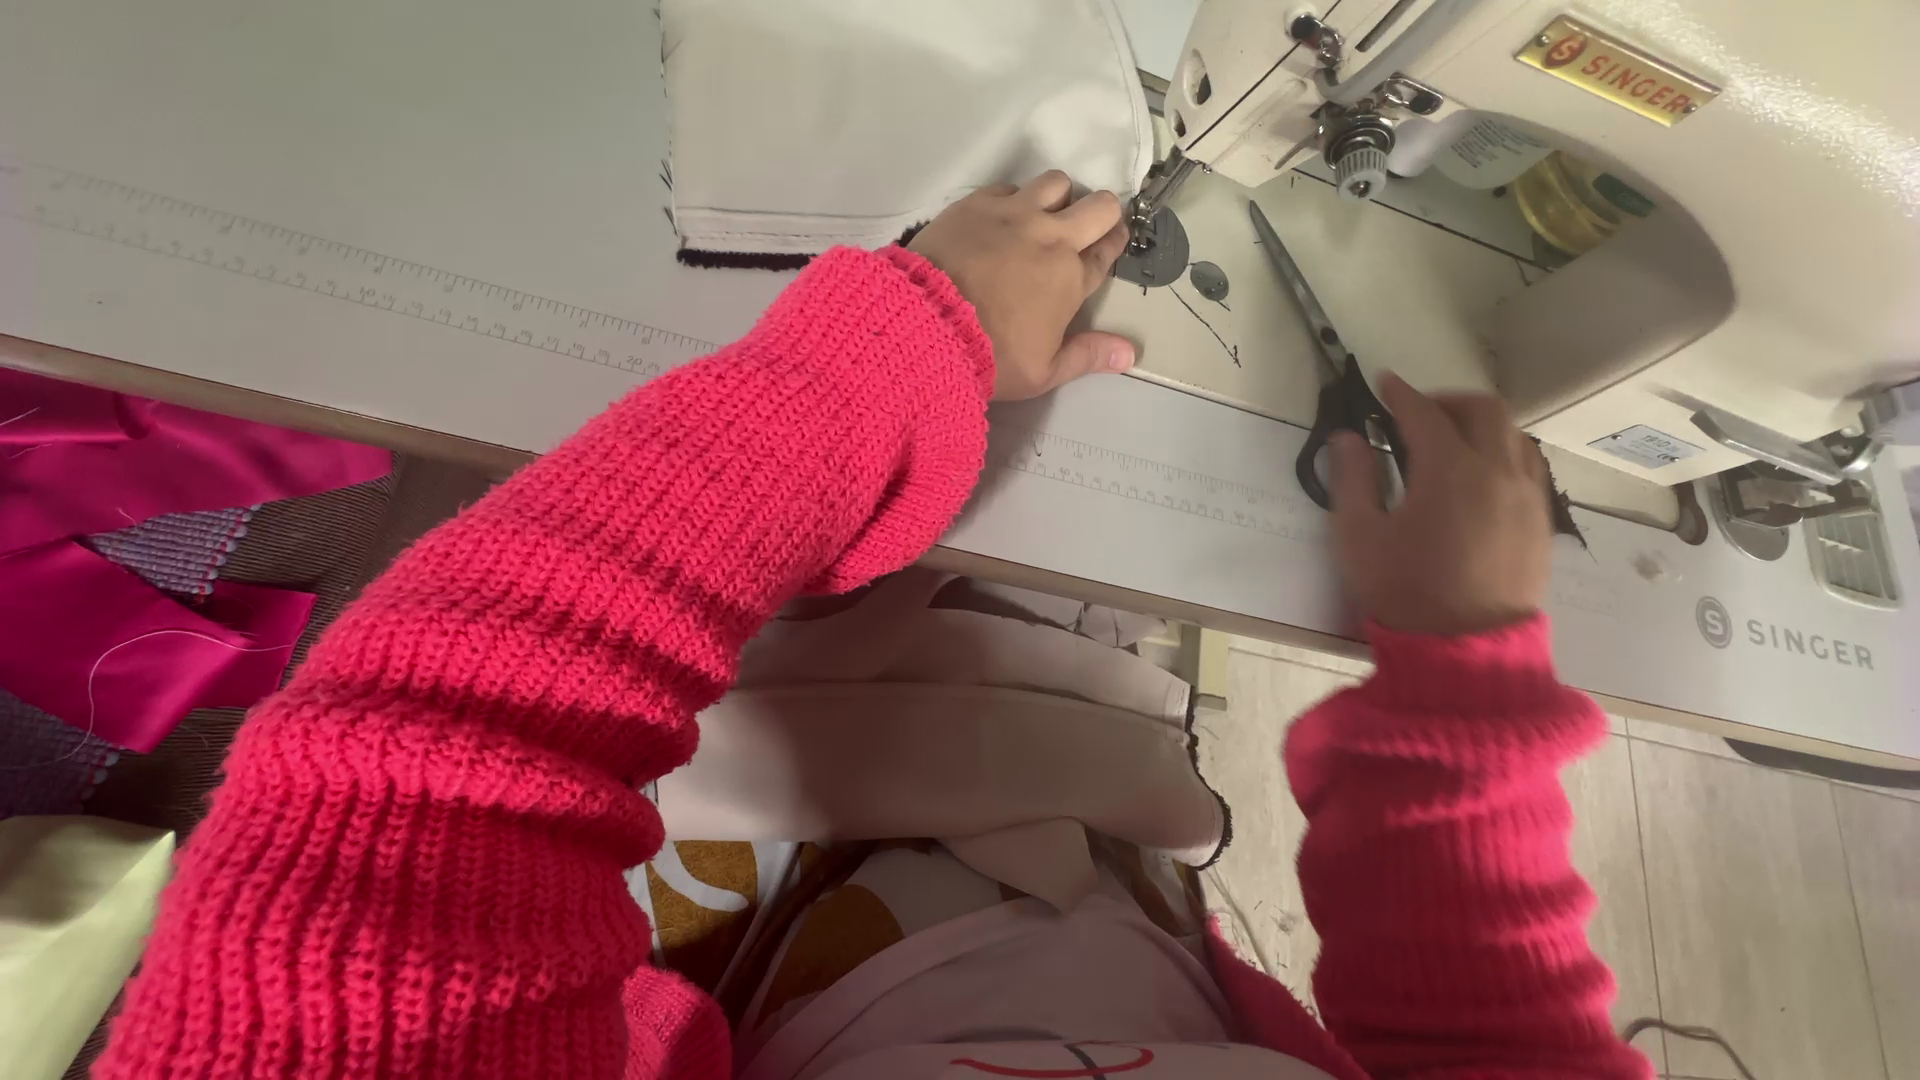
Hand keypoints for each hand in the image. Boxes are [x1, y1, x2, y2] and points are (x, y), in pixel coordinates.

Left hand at [910, 171, 1134, 400]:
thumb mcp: (1044, 371)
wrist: (929, 326)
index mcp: (1072, 278)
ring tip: (1042, 218)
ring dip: (1058, 198)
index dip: (1111, 247)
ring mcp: (1015, 214)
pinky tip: (1001, 220)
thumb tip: (1130, 353)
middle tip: (1084, 230)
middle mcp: (1052, 237)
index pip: (1106, 252)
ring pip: (1056, 183)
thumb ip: (1088, 356)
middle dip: (1101, 214)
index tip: (1108, 246)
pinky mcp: (978, 203)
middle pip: (1098, 206)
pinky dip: (1013, 199)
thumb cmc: (993, 356)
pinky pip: (1009, 187)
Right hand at [1330, 374, 1551, 635]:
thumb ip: (1352, 479)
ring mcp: (1526, 494)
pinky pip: (1526, 464)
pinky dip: (1500, 451)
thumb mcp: (1358, 535)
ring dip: (1478, 424)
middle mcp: (1497, 470)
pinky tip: (1476, 475)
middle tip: (1415, 412)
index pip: (1424, 413)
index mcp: (1449, 470)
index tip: (1383, 383)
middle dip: (1446, 400)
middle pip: (1483, 409)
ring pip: (1513, 434)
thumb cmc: (1403, 588)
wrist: (1465, 646)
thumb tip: (1348, 438)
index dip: (1400, 393)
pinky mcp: (1540, 519)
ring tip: (1448, 441)